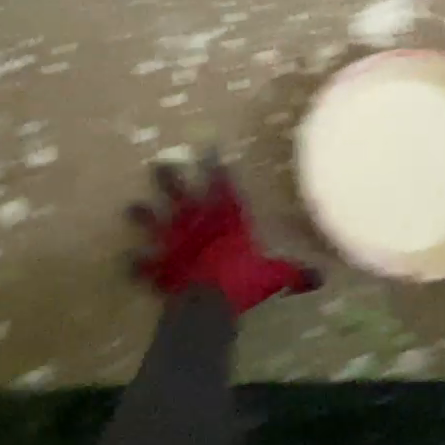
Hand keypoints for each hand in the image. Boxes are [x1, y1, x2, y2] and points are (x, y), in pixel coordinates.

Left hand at [127, 150, 320, 315]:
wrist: (207, 300)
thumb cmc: (243, 279)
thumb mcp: (275, 275)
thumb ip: (295, 273)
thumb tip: (320, 278)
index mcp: (224, 215)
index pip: (220, 180)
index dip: (214, 162)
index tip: (207, 145)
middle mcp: (194, 219)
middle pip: (177, 190)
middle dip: (168, 176)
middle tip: (158, 162)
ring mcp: (170, 241)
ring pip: (151, 220)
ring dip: (141, 214)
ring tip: (130, 207)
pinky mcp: (156, 266)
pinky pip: (141, 264)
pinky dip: (133, 265)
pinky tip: (124, 261)